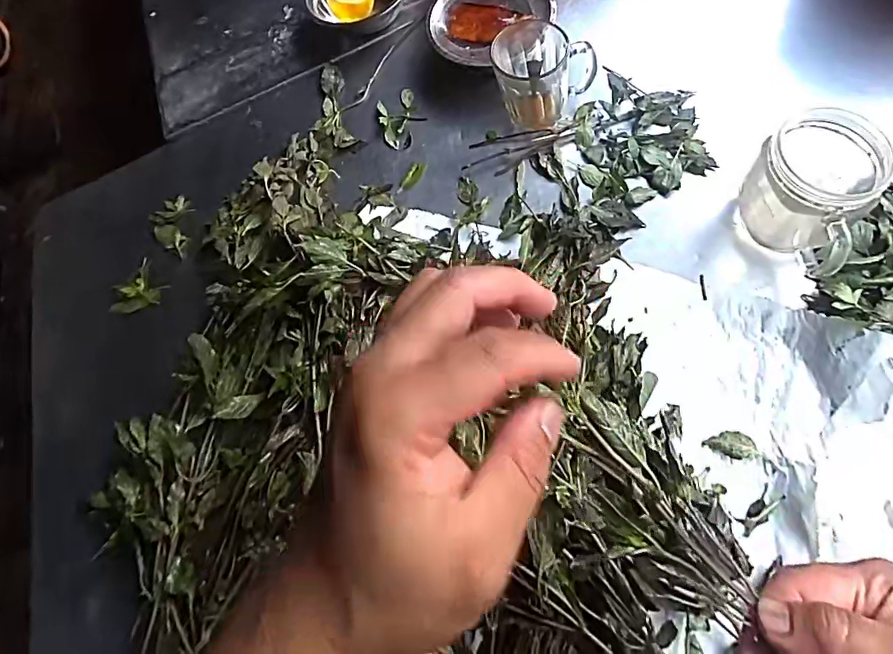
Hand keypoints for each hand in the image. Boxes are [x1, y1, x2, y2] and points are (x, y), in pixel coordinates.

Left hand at [213, 266, 580, 653]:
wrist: (318, 604)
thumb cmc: (398, 588)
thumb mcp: (479, 551)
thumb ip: (520, 469)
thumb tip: (549, 404)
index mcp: (401, 412)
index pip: (486, 353)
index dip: (539, 352)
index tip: (574, 368)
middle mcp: (377, 372)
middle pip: (450, 291)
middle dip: (507, 286)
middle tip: (551, 308)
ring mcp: (366, 368)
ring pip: (428, 290)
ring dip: (480, 291)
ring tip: (525, 316)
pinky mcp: (367, 376)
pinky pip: (415, 312)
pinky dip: (456, 306)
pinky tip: (486, 333)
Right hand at [740, 560, 892, 653]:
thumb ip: (838, 629)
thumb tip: (775, 611)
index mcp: (871, 581)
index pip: (796, 581)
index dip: (772, 612)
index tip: (758, 641)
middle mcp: (857, 603)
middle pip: (793, 611)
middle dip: (778, 636)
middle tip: (763, 653)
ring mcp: (855, 634)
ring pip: (799, 634)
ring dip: (785, 647)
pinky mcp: (853, 649)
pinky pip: (816, 645)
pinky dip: (800, 651)